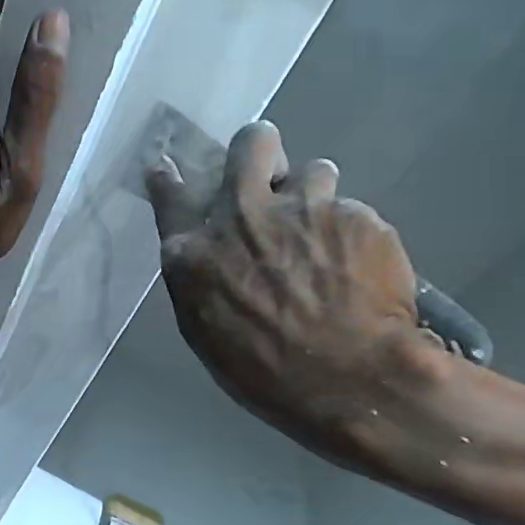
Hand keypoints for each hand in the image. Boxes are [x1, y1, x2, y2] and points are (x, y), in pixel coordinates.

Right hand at [147, 120, 441, 460]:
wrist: (348, 381)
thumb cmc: (263, 372)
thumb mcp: (206, 330)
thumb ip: (201, 278)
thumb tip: (207, 252)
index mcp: (193, 254)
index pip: (170, 196)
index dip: (167, 178)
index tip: (167, 166)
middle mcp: (241, 217)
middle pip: (250, 143)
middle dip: (259, 152)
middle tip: (272, 182)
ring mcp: (302, 209)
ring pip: (314, 169)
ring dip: (314, 198)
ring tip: (325, 237)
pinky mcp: (355, 215)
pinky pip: (351, 210)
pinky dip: (351, 234)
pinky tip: (358, 271)